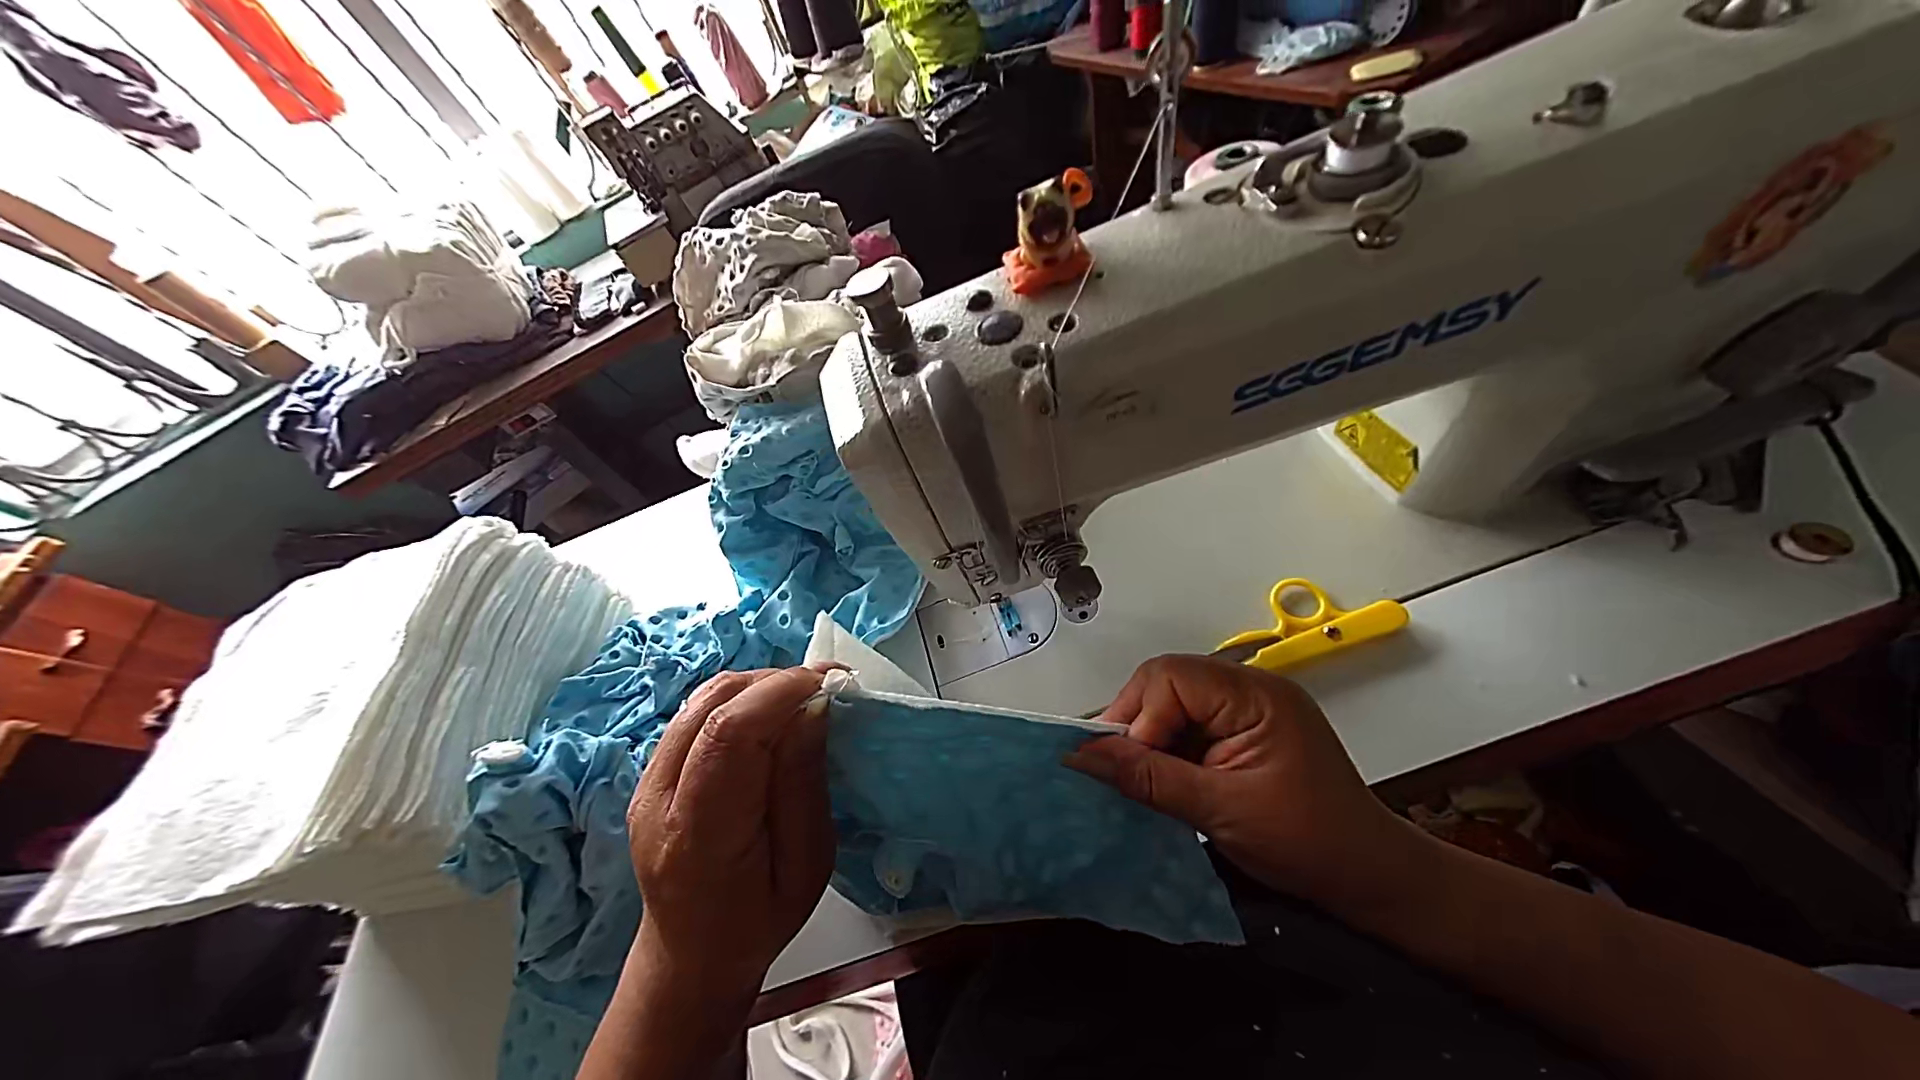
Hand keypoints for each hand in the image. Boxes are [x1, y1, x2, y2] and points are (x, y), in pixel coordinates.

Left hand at [626, 667, 834, 1000]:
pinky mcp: (652, 770)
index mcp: (699, 833)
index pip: (730, 733)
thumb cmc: (758, 921)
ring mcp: (648, 779)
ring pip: (704, 697)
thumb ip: (803, 784)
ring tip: (804, 697)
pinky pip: (699, 711)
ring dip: (759, 685)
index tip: (832, 684)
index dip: (782, 693)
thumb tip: (812, 708)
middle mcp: (659, 796)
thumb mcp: (805, 866)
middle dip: (777, 681)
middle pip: (713, 702)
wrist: (689, 954)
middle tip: (827, 687)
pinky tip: (772, 713)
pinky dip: (742, 698)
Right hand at [1065, 654, 1419, 910]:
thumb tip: (1084, 755)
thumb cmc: (1312, 844)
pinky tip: (1162, 779)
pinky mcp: (1239, 729)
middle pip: (1165, 682)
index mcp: (1255, 696)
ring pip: (1168, 702)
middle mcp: (1249, 689)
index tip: (1124, 764)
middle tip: (1120, 770)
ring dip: (1148, 739)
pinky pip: (1184, 722)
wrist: (1370, 876)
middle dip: (1136, 723)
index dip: (1139, 716)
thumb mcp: (1221, 812)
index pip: (1170, 677)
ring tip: (1142, 780)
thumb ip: (1149, 778)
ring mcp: (1245, 708)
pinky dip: (1165, 749)